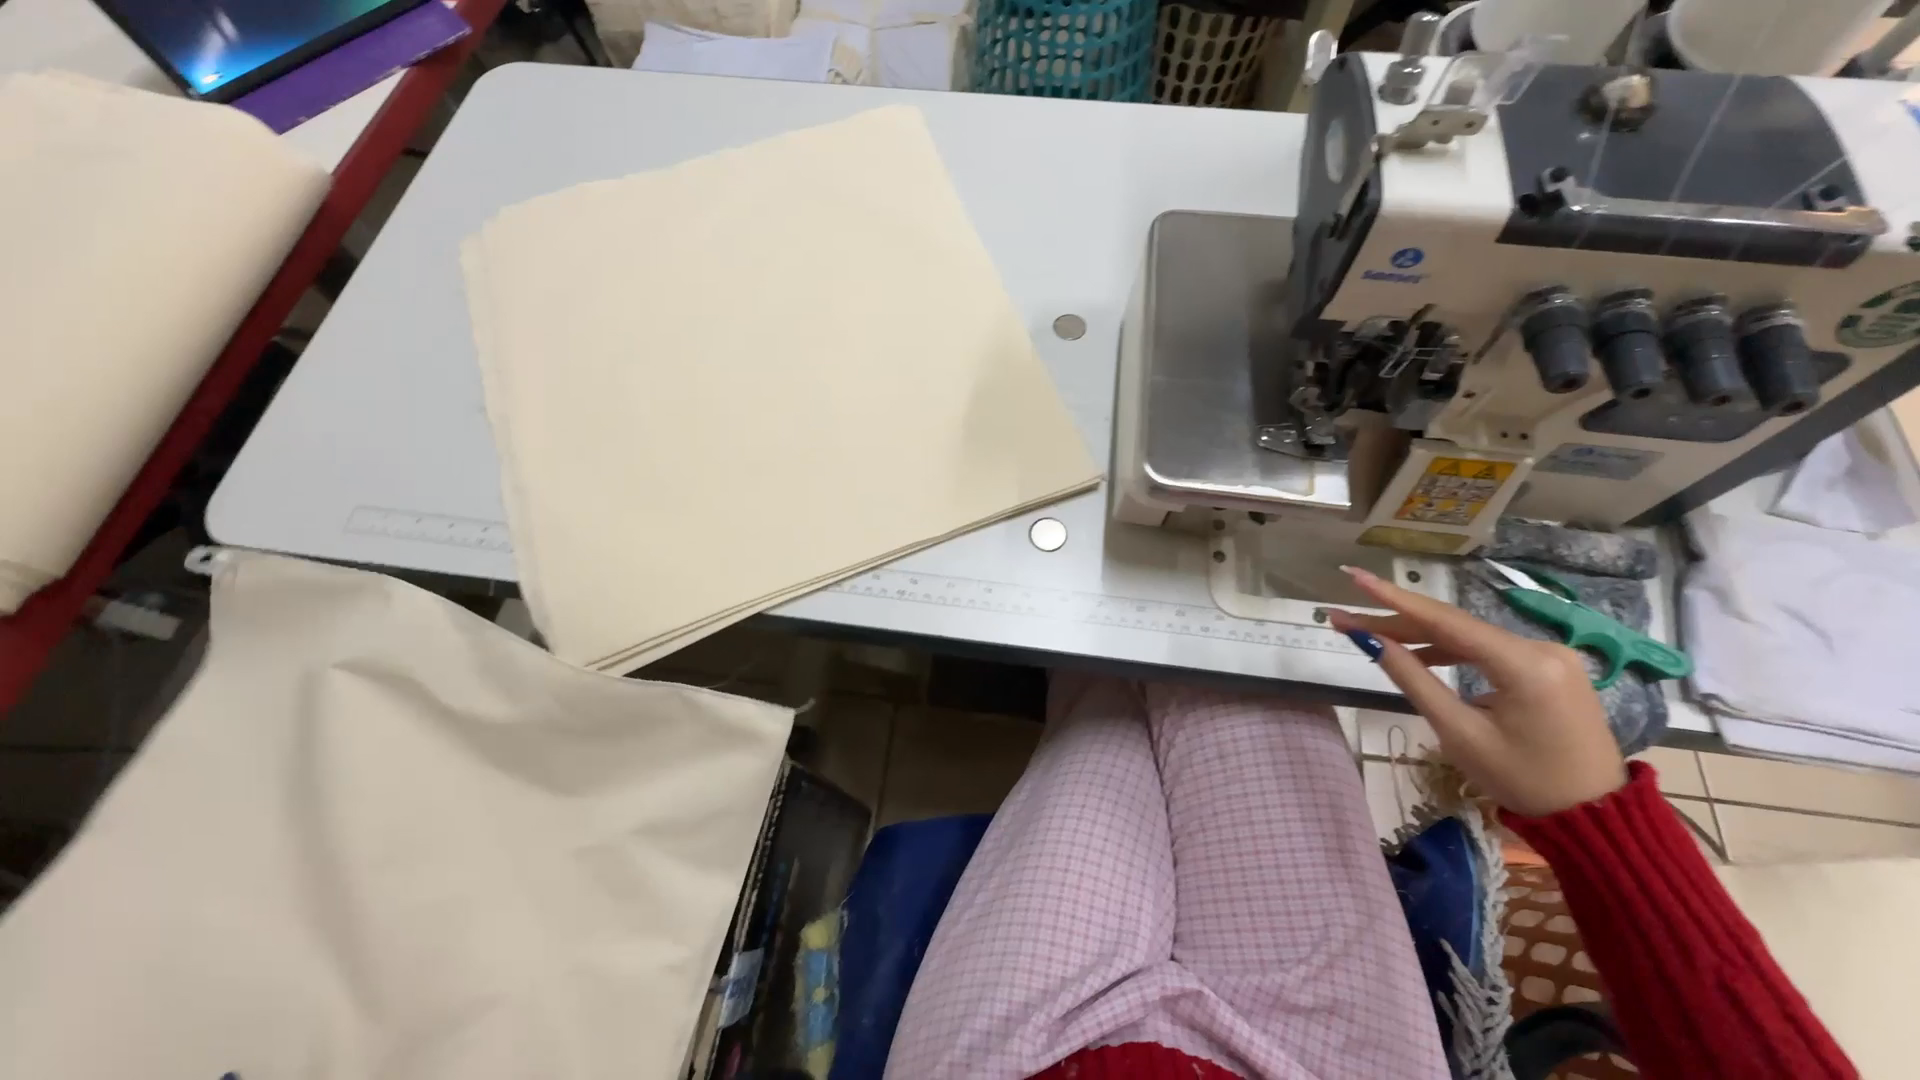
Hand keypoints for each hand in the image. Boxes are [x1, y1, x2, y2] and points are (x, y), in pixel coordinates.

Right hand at [1324, 565, 1626, 816]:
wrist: (1595, 815)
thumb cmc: (1522, 780)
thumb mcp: (1459, 733)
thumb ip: (1414, 680)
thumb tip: (1371, 641)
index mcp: (1524, 664)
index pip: (1446, 621)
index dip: (1394, 599)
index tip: (1355, 577)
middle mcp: (1541, 647)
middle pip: (1455, 626)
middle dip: (1399, 621)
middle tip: (1347, 619)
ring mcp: (1550, 655)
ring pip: (1470, 636)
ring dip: (1422, 636)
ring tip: (1373, 636)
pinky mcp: (1550, 668)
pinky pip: (1489, 650)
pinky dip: (1452, 650)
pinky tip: (1421, 655)